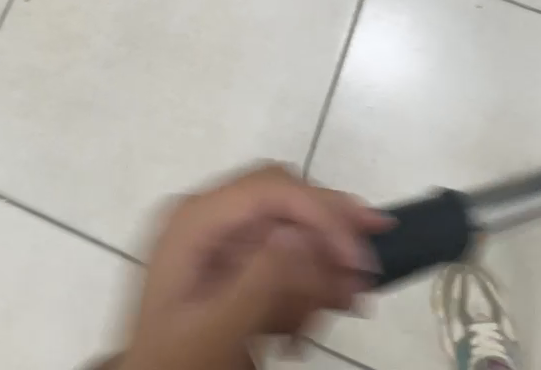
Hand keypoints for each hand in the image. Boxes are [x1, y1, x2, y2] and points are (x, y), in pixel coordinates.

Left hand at [120, 164, 393, 369]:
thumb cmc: (173, 364)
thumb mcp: (214, 332)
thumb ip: (259, 281)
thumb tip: (302, 234)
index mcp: (195, 219)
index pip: (269, 188)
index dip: (319, 213)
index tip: (356, 256)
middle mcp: (210, 215)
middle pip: (286, 198)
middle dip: (329, 233)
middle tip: (367, 269)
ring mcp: (222, 237)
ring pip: (292, 225)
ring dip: (323, 264)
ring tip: (347, 302)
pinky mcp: (235, 261)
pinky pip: (285, 256)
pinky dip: (308, 283)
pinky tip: (315, 315)